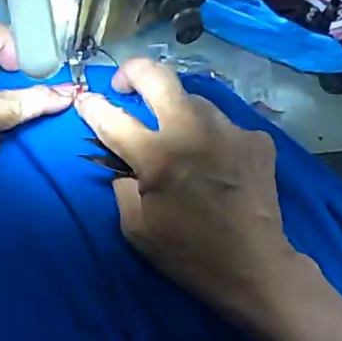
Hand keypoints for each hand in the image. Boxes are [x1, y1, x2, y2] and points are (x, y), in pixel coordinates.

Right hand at [76, 58, 305, 322]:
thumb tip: (125, 168)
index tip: (84, 100)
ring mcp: (231, 131)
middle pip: (158, 78)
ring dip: (176, 110)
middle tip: (125, 85)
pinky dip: (210, 138)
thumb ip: (124, 189)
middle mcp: (194, 131)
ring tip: (173, 132)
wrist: (253, 267)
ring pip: (194, 100)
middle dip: (133, 72)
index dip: (93, 108)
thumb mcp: (137, 230)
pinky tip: (212, 161)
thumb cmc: (188, 254)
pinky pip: (224, 127)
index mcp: (158, 157)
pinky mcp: (257, 141)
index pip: (114, 119)